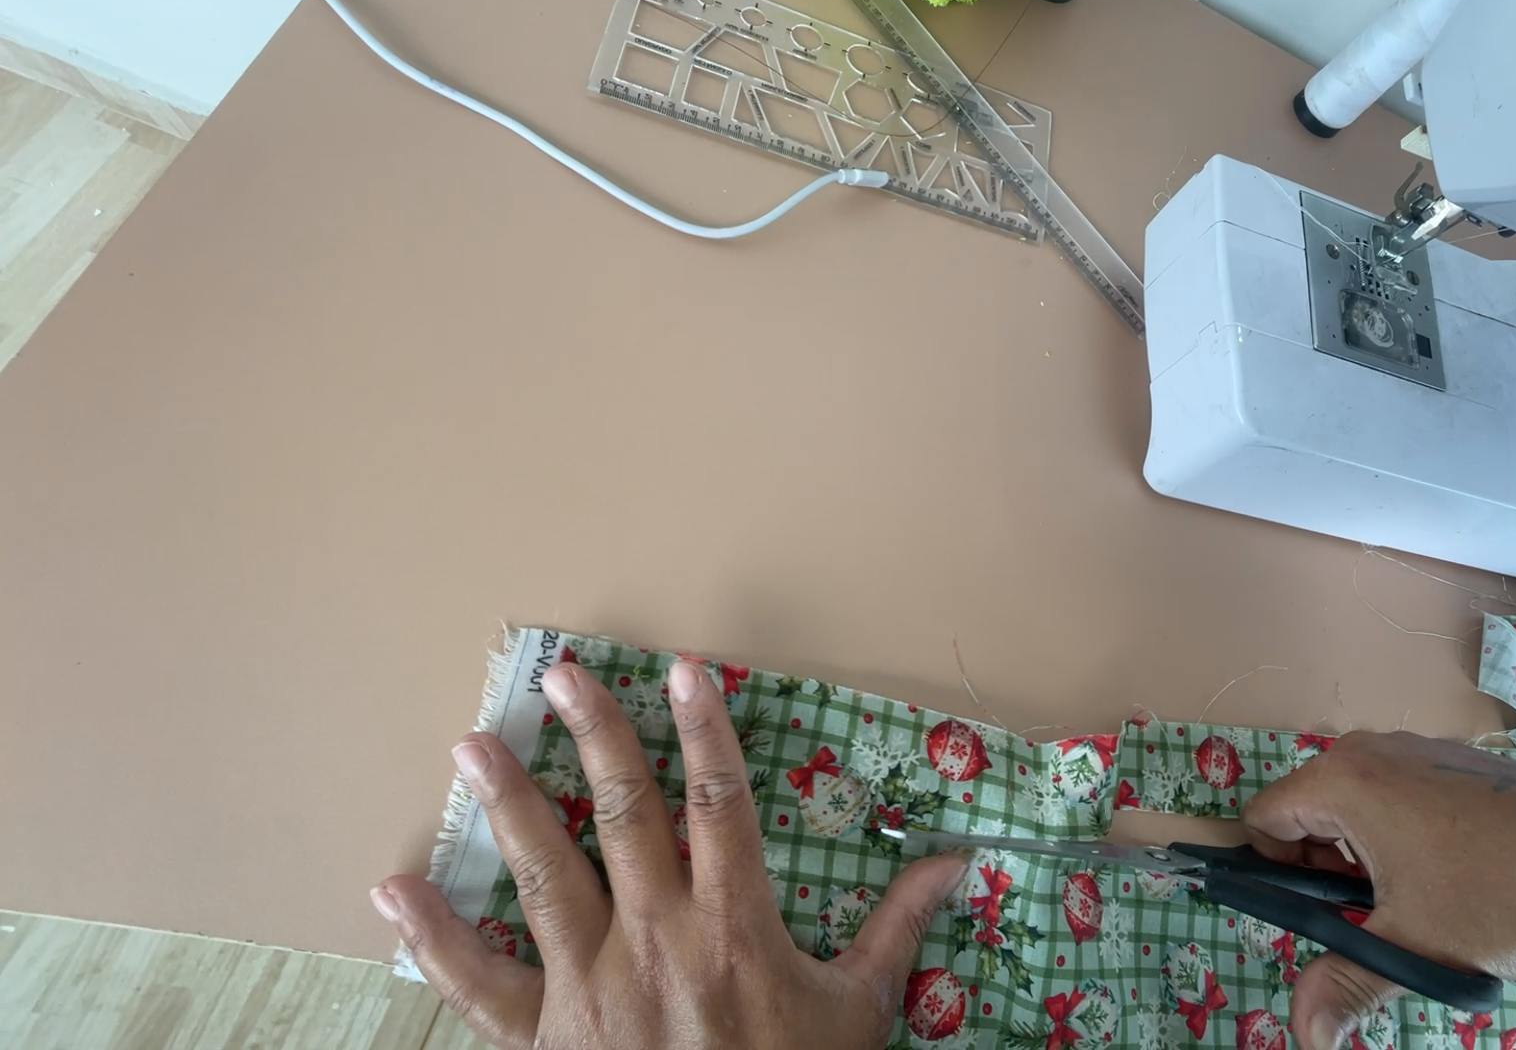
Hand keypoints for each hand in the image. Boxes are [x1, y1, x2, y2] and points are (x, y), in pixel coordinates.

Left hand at [370, 661, 966, 1048]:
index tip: (687, 668)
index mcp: (732, 926)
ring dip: (510, 806)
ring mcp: (585, 988)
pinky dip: (434, 937)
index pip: (721, 801)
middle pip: (623, 816)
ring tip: (473, 746)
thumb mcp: (858, 1011)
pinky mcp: (534, 1042)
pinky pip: (476, 986)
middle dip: (597, 738)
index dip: (706, 729)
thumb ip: (900, 926)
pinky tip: (394, 889)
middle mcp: (654, 939)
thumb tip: (956, 859)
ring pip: (544, 878)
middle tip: (564, 677)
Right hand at [1241, 731, 1515, 1049]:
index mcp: (1339, 782)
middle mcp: (1359, 751)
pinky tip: (1444, 859)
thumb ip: (1348, 983)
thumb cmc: (1494, 895)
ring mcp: (1401, 747)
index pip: (1263, 816)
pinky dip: (1392, 822)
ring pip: (1345, 799)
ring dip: (1358, 845)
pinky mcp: (1437, 753)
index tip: (1325, 902)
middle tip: (1375, 904)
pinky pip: (1385, 786)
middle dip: (1322, 861)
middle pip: (1304, 808)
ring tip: (1415, 887)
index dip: (1276, 867)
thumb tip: (1305, 1037)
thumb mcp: (1417, 946)